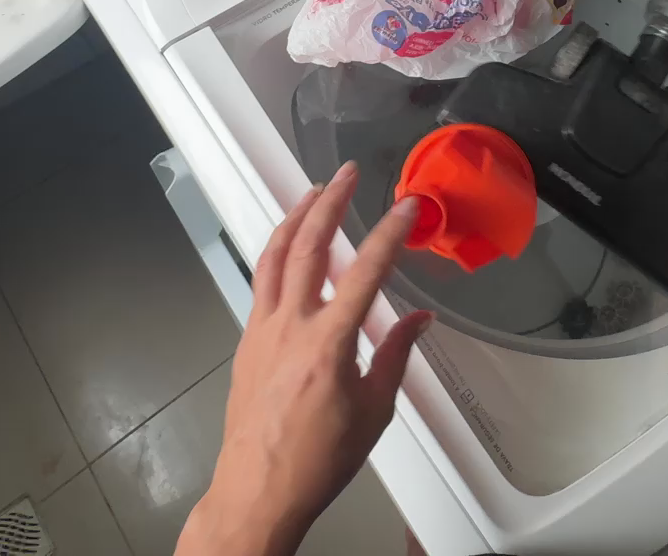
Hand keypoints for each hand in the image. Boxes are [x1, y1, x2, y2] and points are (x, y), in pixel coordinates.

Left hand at [177, 163, 430, 555]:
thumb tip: (420, 319)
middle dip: (330, 203)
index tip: (407, 204)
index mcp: (330, 343)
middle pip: (309, 246)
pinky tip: (288, 242)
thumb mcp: (374, 411)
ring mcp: (263, 328)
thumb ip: (396, 355)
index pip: (366, 272)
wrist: (257, 493)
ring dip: (296, 216)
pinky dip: (277, 249)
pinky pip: (261, 279)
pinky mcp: (247, 338)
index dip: (390, 233)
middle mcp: (292, 325)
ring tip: (314, 191)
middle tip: (346, 174)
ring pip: (275, 255)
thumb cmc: (321, 459)